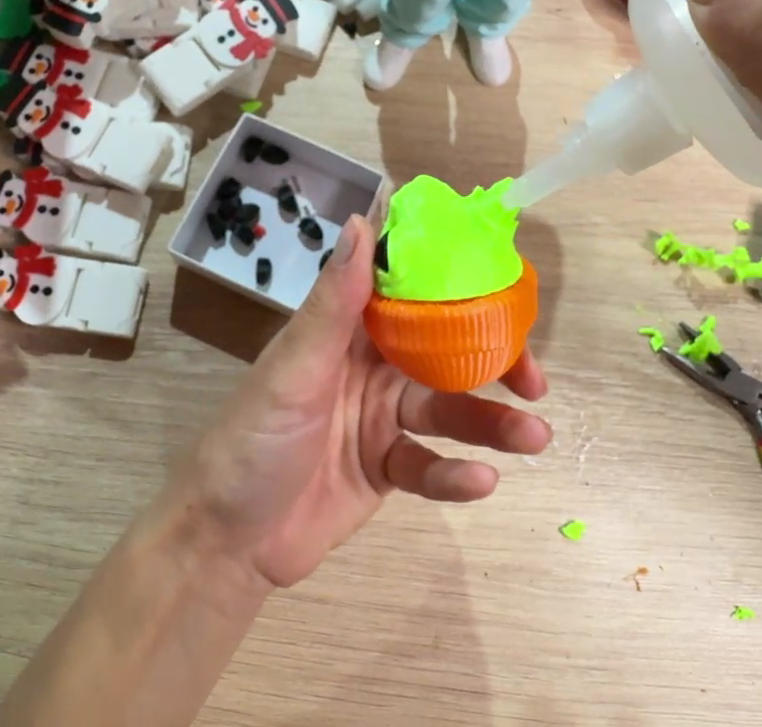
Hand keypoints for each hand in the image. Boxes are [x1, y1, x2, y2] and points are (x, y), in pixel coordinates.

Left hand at [167, 214, 550, 589]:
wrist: (226, 541)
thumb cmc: (252, 441)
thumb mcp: (293, 368)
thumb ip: (334, 302)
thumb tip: (363, 219)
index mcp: (345, 332)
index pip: (410, 295)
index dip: (457, 288)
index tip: (507, 288)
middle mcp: (368, 369)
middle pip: (443, 355)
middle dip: (491, 363)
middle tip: (535, 380)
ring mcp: (380, 421)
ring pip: (446, 412)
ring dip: (490, 424)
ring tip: (533, 437)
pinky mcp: (386, 469)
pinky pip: (430, 466)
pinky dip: (454, 475)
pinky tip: (479, 482)